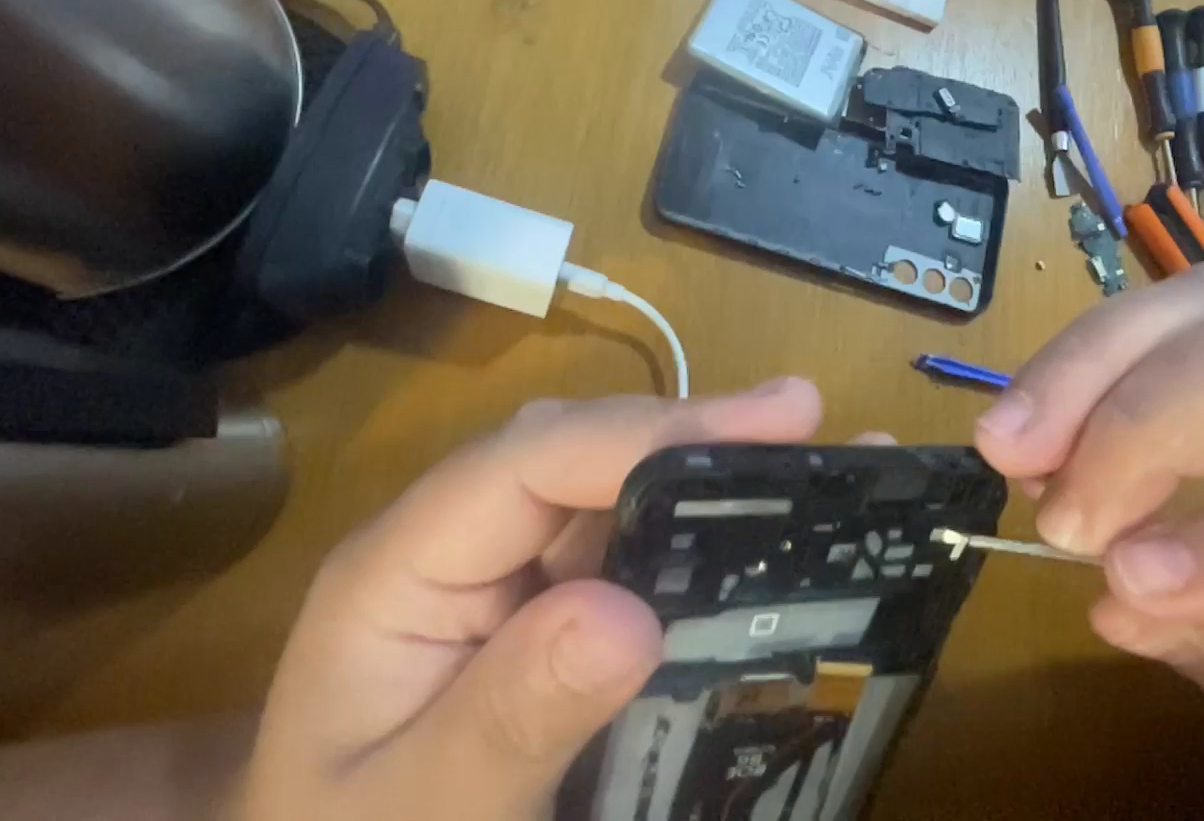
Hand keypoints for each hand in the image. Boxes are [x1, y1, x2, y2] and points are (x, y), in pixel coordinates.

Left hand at [237, 378, 823, 820]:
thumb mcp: (416, 814)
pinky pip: (624, 548)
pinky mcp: (541, 603)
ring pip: (608, 486)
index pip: (526, 461)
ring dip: (701, 469)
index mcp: (400, 566)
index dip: (645, 434)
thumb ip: (505, 720)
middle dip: (689, 432)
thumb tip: (626, 614)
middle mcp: (456, 541)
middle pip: (575, 451)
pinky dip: (694, 535)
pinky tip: (751, 531)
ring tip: (802, 461)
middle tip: (802, 422)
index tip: (764, 427)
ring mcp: (502, 568)